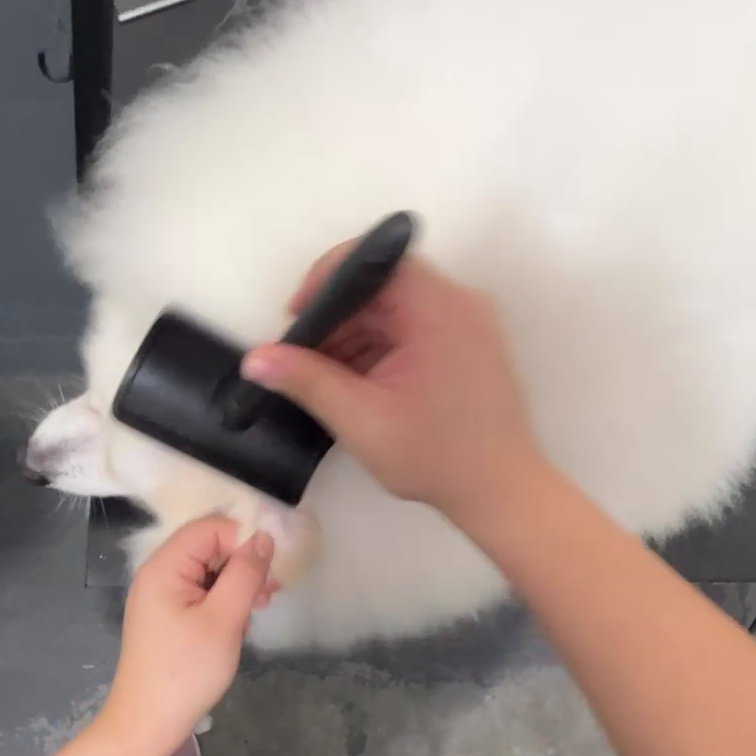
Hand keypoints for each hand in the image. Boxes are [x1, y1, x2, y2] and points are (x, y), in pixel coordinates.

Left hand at [96, 517, 274, 755]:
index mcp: (164, 566)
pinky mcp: (167, 617)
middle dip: (243, 563)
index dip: (243, 539)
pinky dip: (224, 601)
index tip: (271, 566)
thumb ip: (245, 573)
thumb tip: (264, 537)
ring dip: (237, 584)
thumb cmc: (186, 671)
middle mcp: (158, 574)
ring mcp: (160, 596)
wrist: (147, 724)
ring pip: (208, 571)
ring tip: (260, 607)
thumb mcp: (224, 619)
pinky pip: (201, 593)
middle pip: (208, 547)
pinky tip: (240, 624)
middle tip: (271, 591)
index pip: (210, 528)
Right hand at [240, 244, 544, 522]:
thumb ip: (306, 381)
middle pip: (383, 288)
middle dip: (337, 319)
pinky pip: (413, 331)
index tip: (295, 317)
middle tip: (301, 358)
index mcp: (440, 309)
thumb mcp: (361, 419)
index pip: (375, 261)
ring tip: (323, 380)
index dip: (326, 279)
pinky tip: (356, 386)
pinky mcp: (467, 346)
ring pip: (395, 312)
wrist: (501, 493)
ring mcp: (467, 324)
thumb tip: (254, 359)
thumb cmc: (435, 457)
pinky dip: (380, 351)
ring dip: (355, 338)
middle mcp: (459, 303)